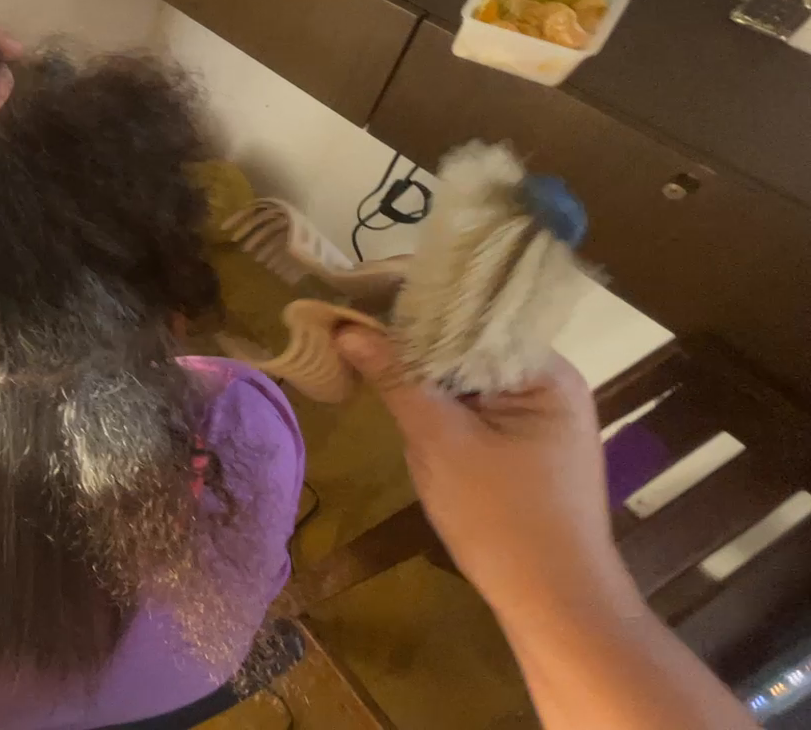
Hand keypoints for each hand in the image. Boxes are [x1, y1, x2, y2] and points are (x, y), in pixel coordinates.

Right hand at [334, 327, 637, 624]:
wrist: (551, 599)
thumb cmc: (501, 516)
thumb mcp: (437, 439)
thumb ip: (394, 378)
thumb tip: (344, 328)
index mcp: (543, 373)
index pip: (470, 317)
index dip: (410, 303)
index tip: (355, 295)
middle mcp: (543, 381)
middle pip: (463, 339)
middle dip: (404, 332)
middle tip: (344, 320)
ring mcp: (530, 408)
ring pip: (458, 367)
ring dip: (411, 361)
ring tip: (353, 342)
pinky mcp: (513, 433)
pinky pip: (462, 393)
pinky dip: (425, 387)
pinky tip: (385, 381)